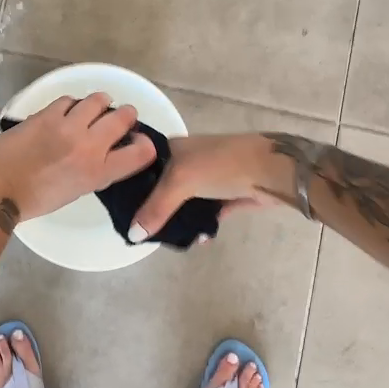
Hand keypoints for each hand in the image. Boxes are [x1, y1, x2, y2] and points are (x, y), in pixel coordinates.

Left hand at [0, 94, 157, 220]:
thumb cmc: (35, 199)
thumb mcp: (76, 191)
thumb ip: (94, 171)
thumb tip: (102, 153)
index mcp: (97, 173)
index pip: (139, 153)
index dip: (144, 144)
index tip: (138, 140)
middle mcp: (88, 147)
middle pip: (122, 118)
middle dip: (126, 114)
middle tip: (122, 115)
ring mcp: (67, 127)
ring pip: (97, 101)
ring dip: (100, 103)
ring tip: (97, 105)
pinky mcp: (46, 114)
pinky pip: (68, 100)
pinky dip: (72, 104)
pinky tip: (67, 110)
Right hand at [133, 133, 295, 239]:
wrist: (270, 170)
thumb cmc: (220, 165)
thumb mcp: (181, 182)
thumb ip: (156, 208)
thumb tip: (132, 235)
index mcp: (172, 148)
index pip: (141, 165)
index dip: (129, 184)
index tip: (117, 208)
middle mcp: (187, 161)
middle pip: (161, 188)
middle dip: (152, 208)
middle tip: (138, 231)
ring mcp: (207, 179)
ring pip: (183, 203)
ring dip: (177, 220)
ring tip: (164, 239)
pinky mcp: (225, 195)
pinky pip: (205, 214)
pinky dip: (199, 225)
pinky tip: (194, 239)